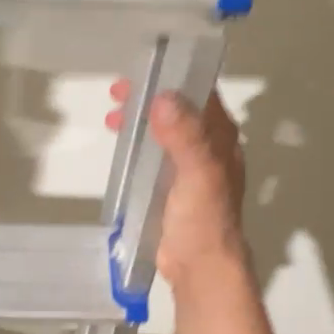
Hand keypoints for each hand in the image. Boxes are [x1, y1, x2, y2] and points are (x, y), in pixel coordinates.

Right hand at [107, 81, 246, 283]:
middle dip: (150, 97)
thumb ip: (185, 136)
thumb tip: (163, 98)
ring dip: (141, 120)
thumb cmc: (202, 219)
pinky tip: (120, 147)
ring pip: (164, 131)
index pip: (200, 92)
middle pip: (178, 109)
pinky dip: (137, 144)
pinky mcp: (170, 188)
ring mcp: (189, 168)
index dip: (173, 75)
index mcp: (220, 138)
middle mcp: (208, 147)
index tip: (143, 67)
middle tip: (118, 93)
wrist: (199, 266)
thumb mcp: (198, 173)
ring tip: (113, 118)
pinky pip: (153, 155)